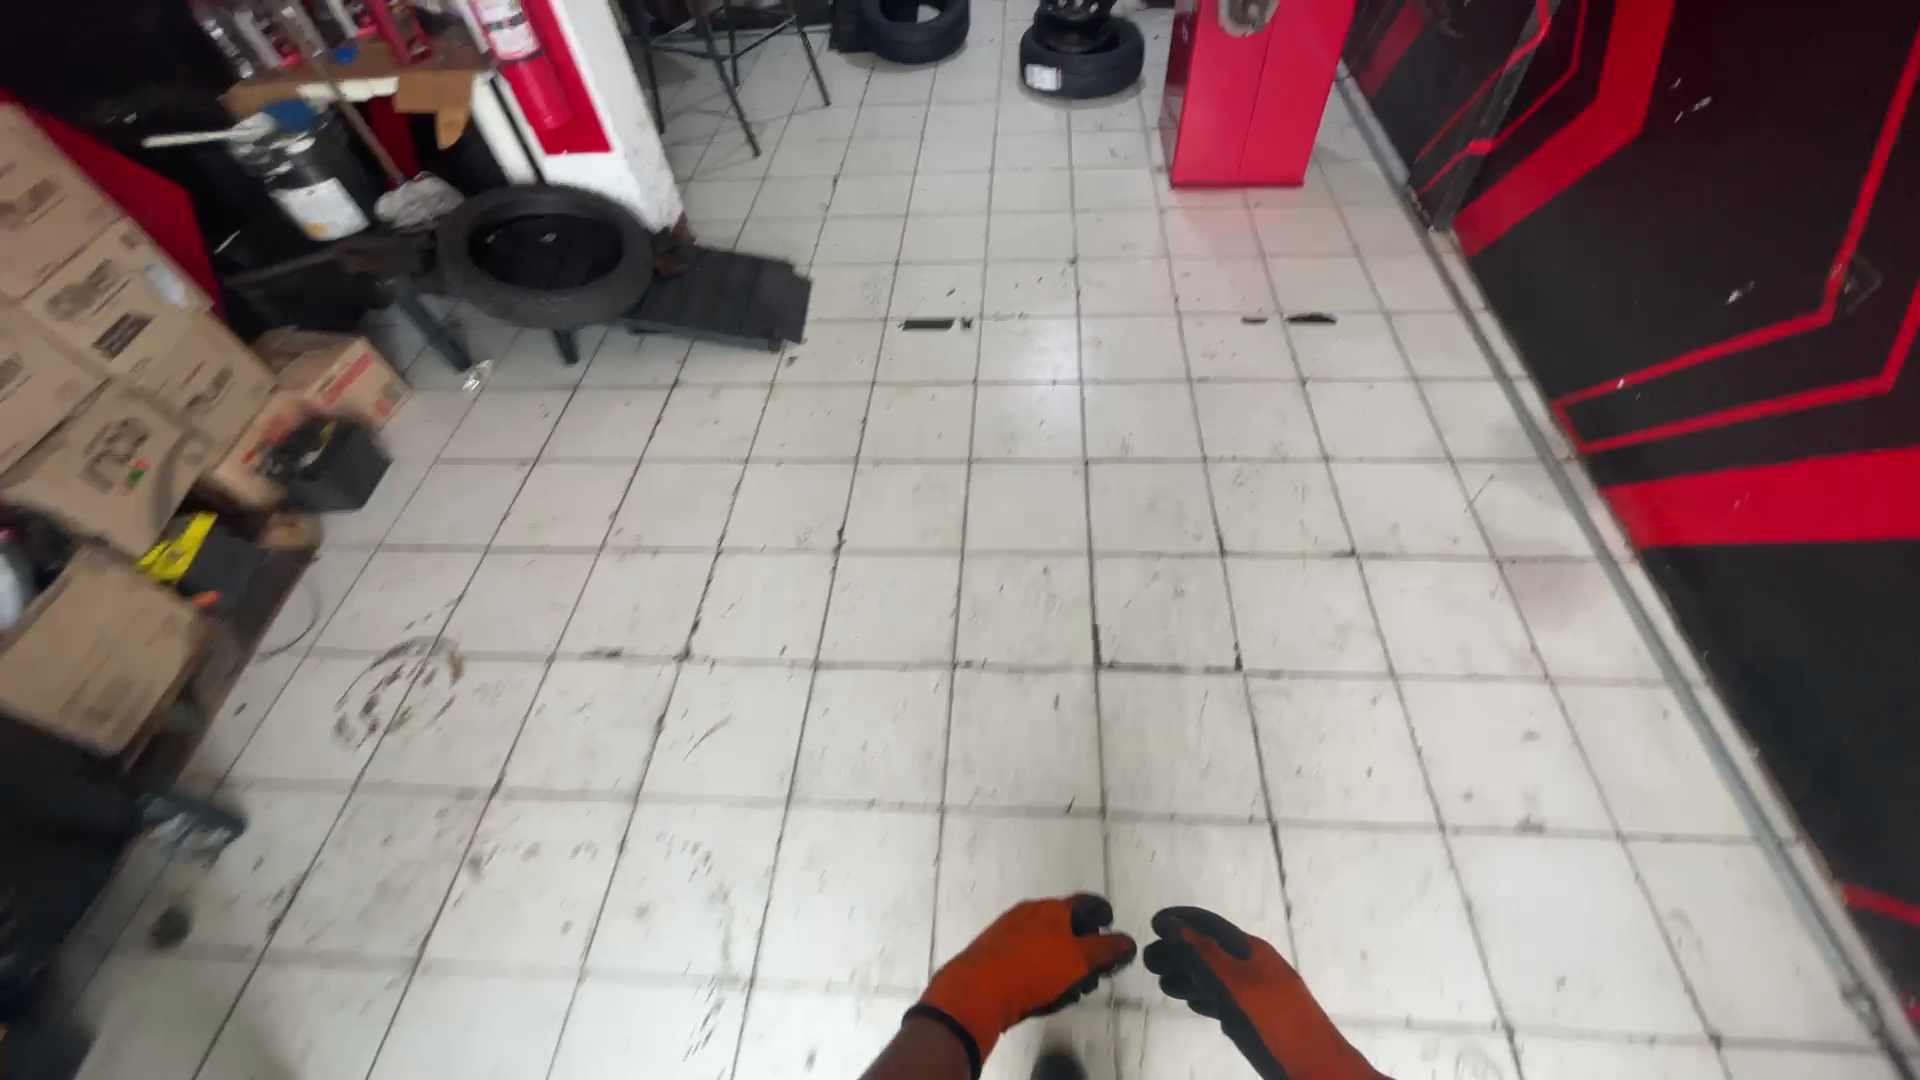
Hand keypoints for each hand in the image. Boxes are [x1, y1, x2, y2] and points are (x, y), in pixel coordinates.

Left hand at [909, 894, 1136, 1075]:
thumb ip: (1104, 949)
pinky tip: (1044, 990)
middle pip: (1066, 922)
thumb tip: (1127, 941)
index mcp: (1052, 908)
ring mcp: (1011, 929)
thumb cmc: (1033, 969)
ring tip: (1071, 987)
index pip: (1086, 902)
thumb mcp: (1077, 960)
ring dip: (1063, 958)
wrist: (978, 989)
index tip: (1112, 926)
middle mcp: (1031, 911)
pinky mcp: (996, 949)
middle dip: (1084, 944)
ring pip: (1047, 939)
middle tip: (1094, 971)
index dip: (1103, 913)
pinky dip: (1042, 966)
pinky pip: (1028, 953)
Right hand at [1143, 907, 1388, 1079]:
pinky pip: (1230, 999)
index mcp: (1251, 950)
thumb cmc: (1274, 1028)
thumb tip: (1170, 924)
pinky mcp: (1268, 1020)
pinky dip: (1208, 997)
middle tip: (1150, 963)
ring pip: (1219, 976)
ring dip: (1191, 976)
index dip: (1180, 921)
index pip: (1208, 924)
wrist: (1323, 1076)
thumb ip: (1201, 953)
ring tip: (1166, 986)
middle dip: (1180, 952)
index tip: (1153, 925)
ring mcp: (1265, 993)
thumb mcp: (1233, 986)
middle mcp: (1257, 965)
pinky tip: (1198, 1006)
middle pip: (1211, 950)